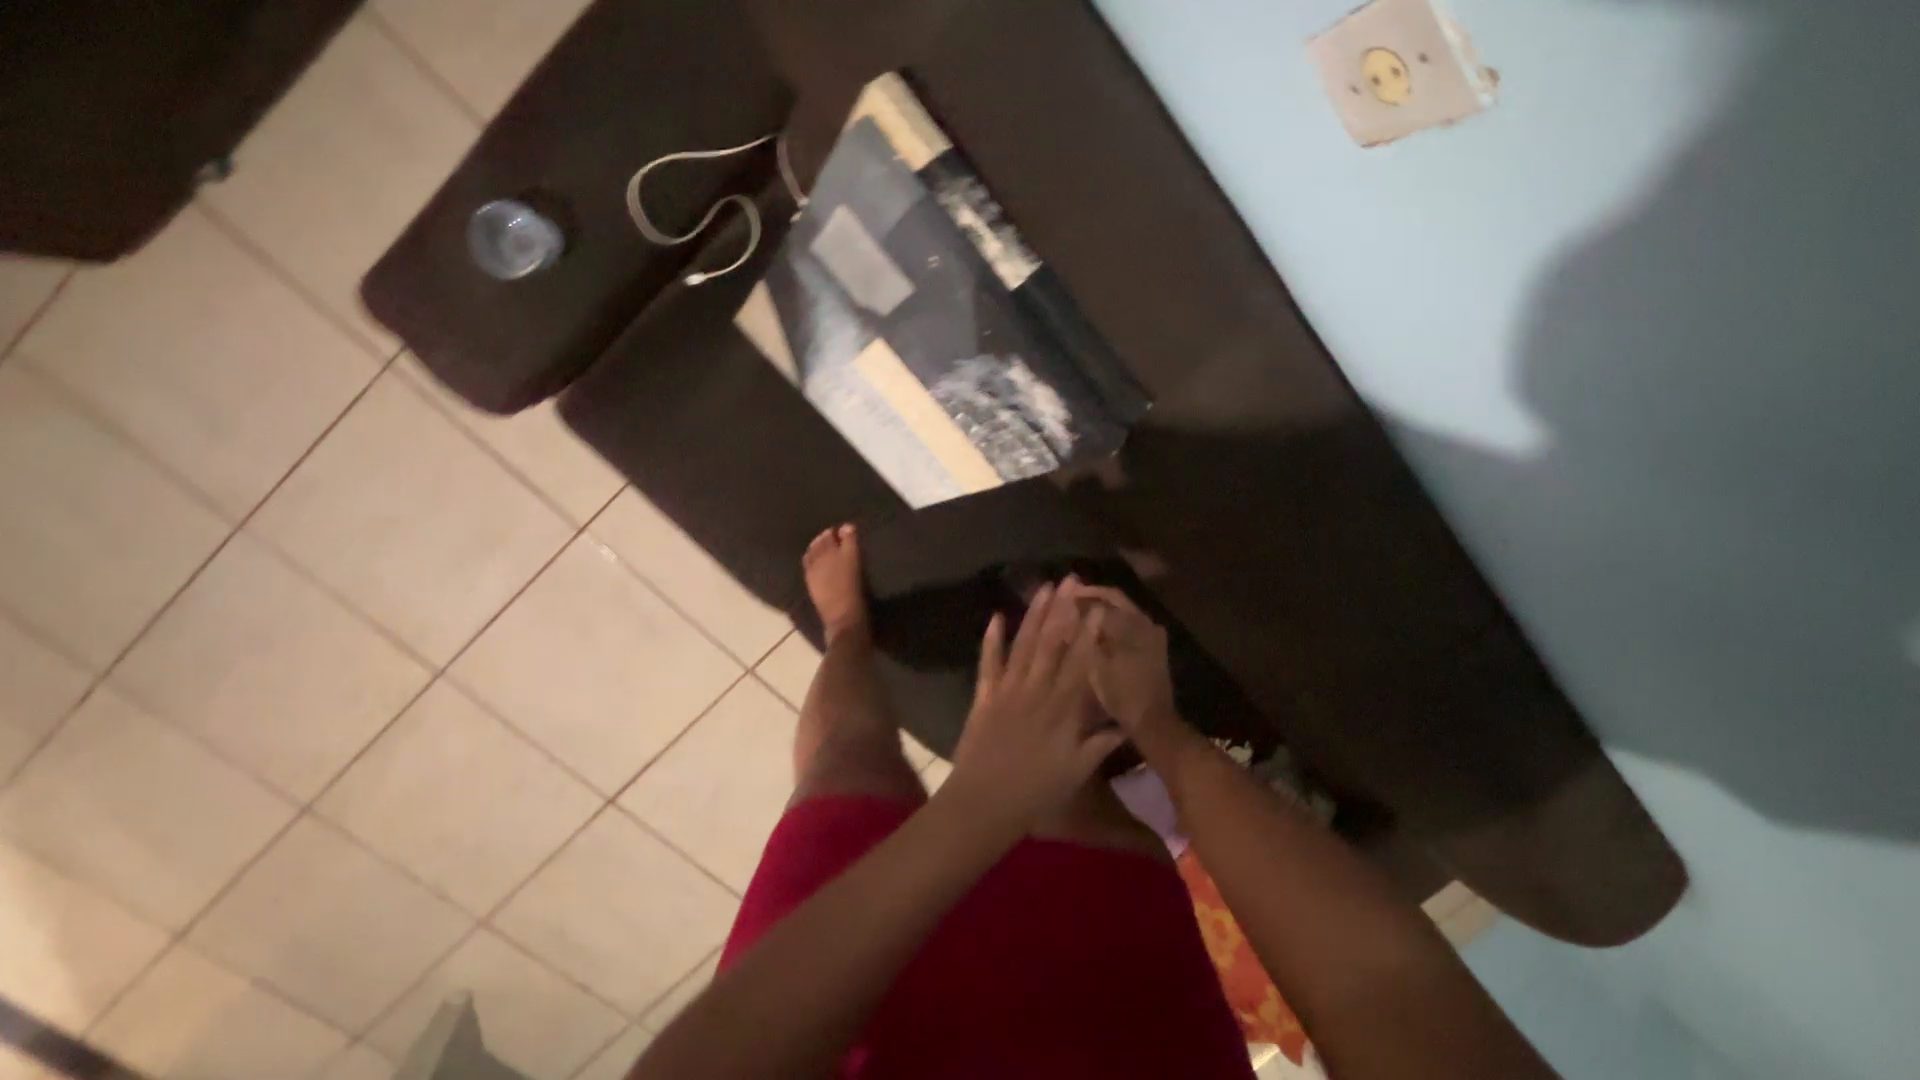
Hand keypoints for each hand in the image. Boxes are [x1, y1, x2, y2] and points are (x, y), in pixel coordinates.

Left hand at [943, 581, 1126, 836]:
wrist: (984, 802)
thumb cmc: (1036, 792)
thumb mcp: (1078, 771)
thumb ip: (1102, 743)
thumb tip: (1127, 722)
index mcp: (1062, 708)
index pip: (1080, 663)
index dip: (1089, 633)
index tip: (1099, 607)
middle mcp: (1036, 691)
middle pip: (1051, 644)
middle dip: (1063, 610)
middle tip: (1072, 580)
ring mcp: (1007, 691)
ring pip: (1023, 645)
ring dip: (1034, 615)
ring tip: (1045, 588)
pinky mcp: (983, 697)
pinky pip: (988, 663)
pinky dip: (991, 640)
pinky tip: (996, 617)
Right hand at [1057, 582, 1178, 739]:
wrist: (1154, 721)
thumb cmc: (1122, 695)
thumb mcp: (1096, 667)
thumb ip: (1083, 637)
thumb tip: (1069, 614)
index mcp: (1131, 624)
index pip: (1102, 600)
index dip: (1079, 597)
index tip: (1060, 597)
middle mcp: (1145, 622)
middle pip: (1115, 599)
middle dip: (1092, 597)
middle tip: (1068, 600)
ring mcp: (1152, 634)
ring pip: (1124, 611)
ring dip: (1102, 609)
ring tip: (1078, 614)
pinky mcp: (1155, 646)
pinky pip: (1131, 624)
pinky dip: (1114, 623)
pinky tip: (1096, 632)